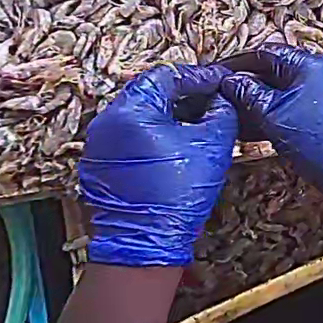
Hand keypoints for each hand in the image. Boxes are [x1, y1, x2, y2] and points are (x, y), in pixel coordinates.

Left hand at [78, 64, 238, 266]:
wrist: (144, 247)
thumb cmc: (176, 197)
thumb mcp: (211, 147)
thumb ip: (221, 112)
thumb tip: (221, 99)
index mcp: (131, 109)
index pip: (168, 75)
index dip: (200, 78)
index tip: (220, 82)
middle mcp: (108, 120)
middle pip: (151, 92)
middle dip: (185, 94)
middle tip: (212, 100)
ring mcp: (100, 142)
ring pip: (140, 113)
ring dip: (170, 114)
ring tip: (199, 122)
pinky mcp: (101, 162)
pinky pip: (130, 135)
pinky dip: (154, 132)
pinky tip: (177, 144)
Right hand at [218, 45, 322, 201]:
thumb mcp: (274, 115)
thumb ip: (249, 94)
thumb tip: (231, 81)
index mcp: (308, 65)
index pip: (266, 52)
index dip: (239, 62)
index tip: (220, 73)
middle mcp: (315, 75)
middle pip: (271, 72)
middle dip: (245, 85)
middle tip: (222, 95)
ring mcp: (319, 96)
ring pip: (278, 93)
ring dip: (254, 103)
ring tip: (230, 113)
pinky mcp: (318, 116)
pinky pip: (288, 109)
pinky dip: (269, 116)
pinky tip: (249, 128)